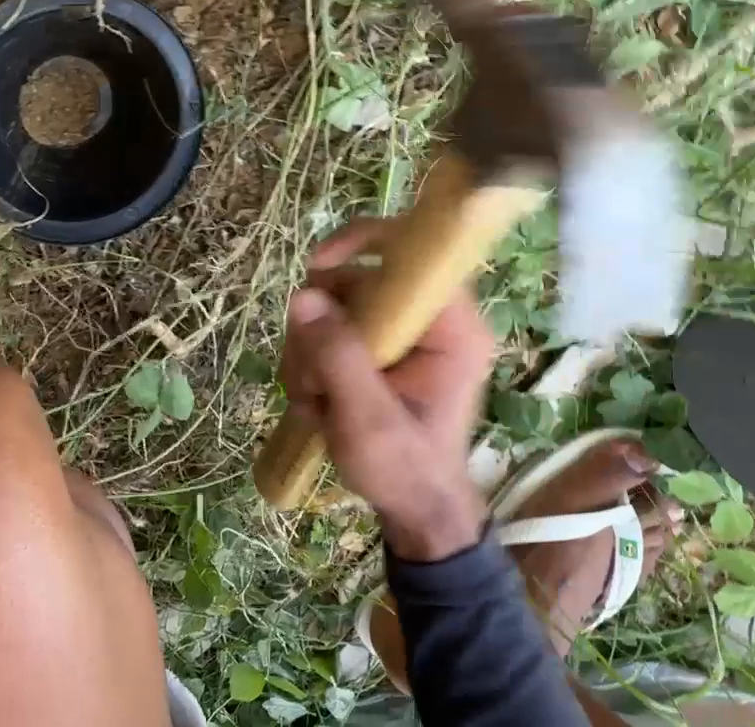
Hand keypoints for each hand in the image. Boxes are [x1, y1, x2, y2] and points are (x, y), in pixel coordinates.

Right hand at [277, 219, 495, 560]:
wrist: (411, 511)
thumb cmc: (403, 467)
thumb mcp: (367, 417)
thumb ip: (337, 356)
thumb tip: (303, 295)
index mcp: (451, 329)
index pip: (413, 254)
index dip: (364, 243)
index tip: (317, 266)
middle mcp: (425, 322)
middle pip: (356, 281)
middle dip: (320, 326)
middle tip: (311, 377)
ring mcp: (396, 335)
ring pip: (330, 308)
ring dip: (308, 351)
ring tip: (315, 401)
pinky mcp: (373, 350)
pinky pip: (324, 330)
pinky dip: (308, 361)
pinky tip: (316, 400)